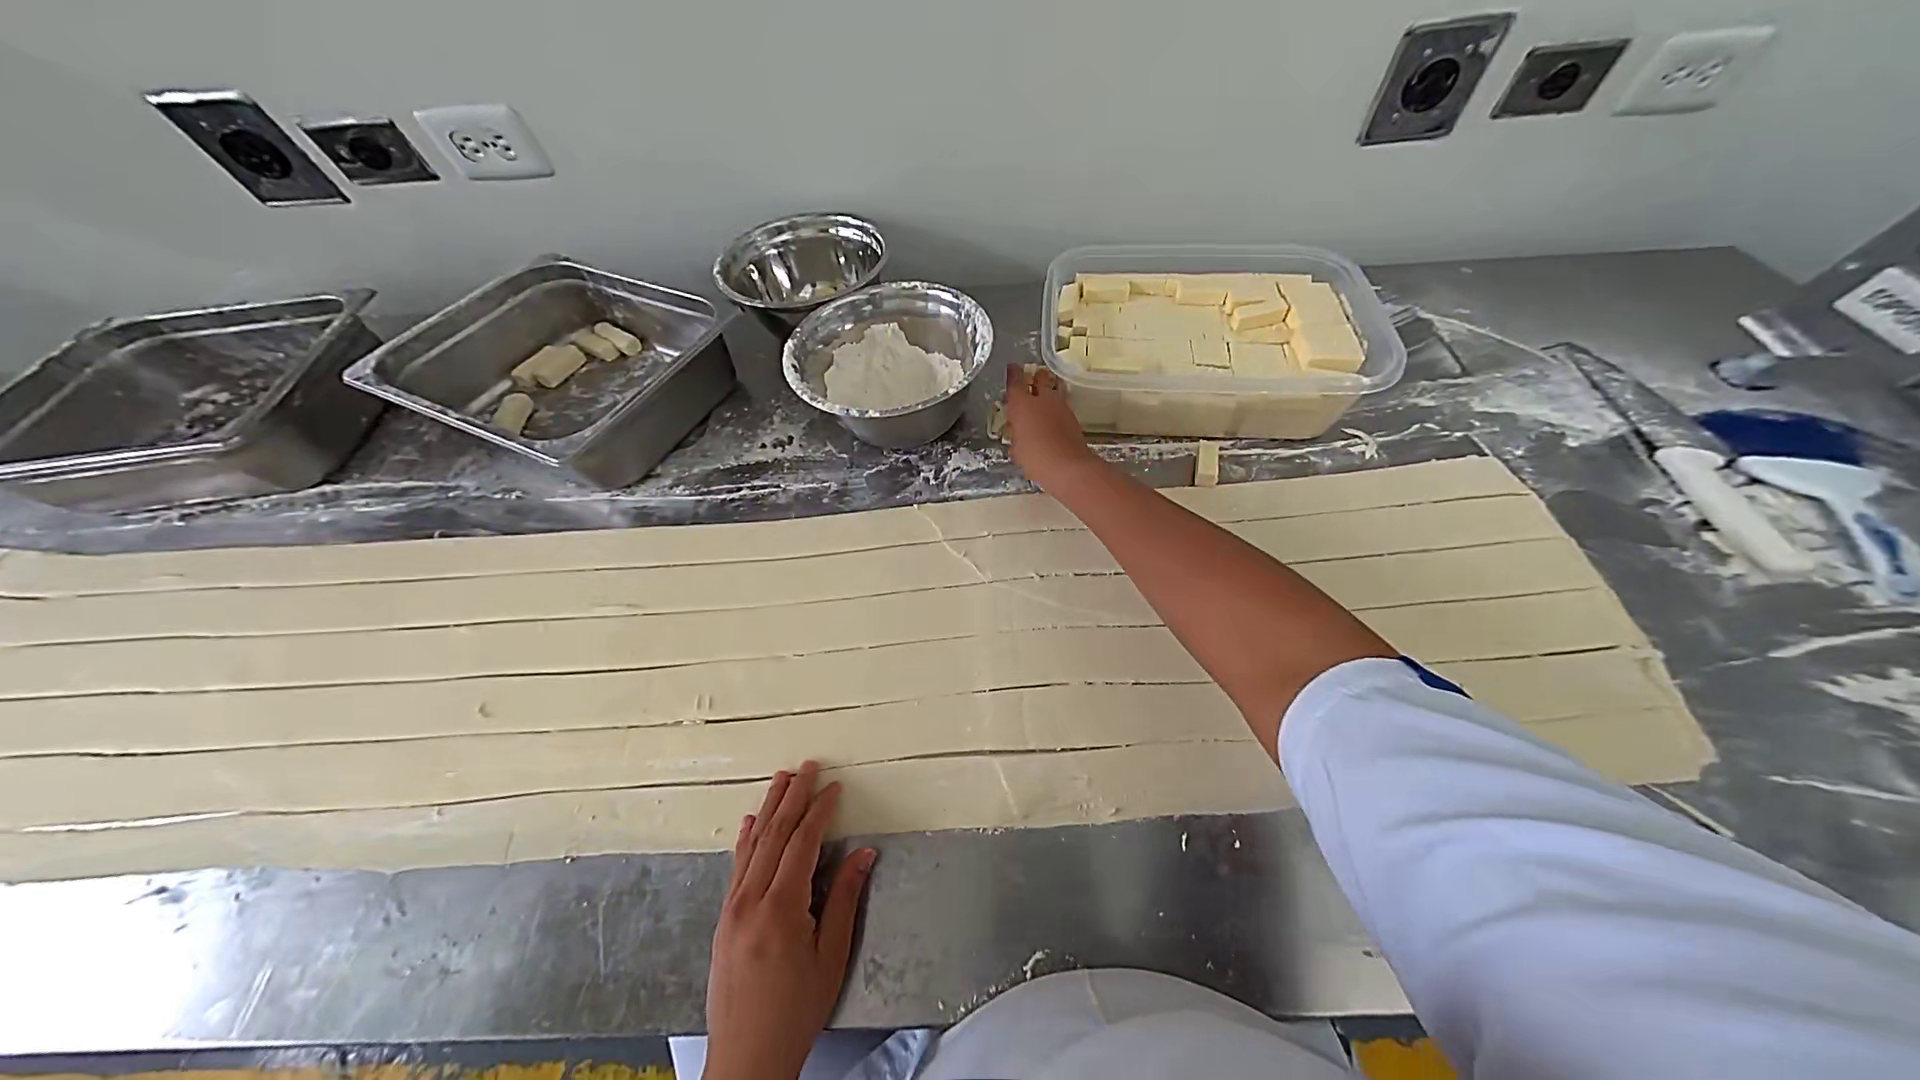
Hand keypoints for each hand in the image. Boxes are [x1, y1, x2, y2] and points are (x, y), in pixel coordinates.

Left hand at [706, 762, 875, 1079]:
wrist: (747, 1056)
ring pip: (751, 845)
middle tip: (806, 767)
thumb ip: (845, 899)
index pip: (803, 842)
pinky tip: (747, 823)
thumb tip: (863, 854)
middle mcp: (750, 900)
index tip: (833, 788)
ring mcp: (732, 908)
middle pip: (774, 834)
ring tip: (780, 780)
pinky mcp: (723, 919)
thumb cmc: (796, 1011)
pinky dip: (744, 840)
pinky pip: (735, 867)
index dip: (820, 811)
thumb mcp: (831, 956)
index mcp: (781, 908)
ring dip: (768, 809)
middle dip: (792, 797)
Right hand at [1004, 363, 1101, 492]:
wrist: (1068, 466)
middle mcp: (1042, 399)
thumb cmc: (1035, 458)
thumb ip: (1016, 435)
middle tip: (1031, 379)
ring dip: (1048, 391)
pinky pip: (1061, 406)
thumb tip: (1017, 431)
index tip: (1012, 367)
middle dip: (1036, 376)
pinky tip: (1052, 418)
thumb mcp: (1017, 449)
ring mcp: (1061, 406)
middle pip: (1040, 378)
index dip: (1013, 373)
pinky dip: (1056, 408)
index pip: (1016, 381)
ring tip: (1042, 398)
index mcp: (1022, 404)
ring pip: (1053, 391)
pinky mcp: (1073, 417)